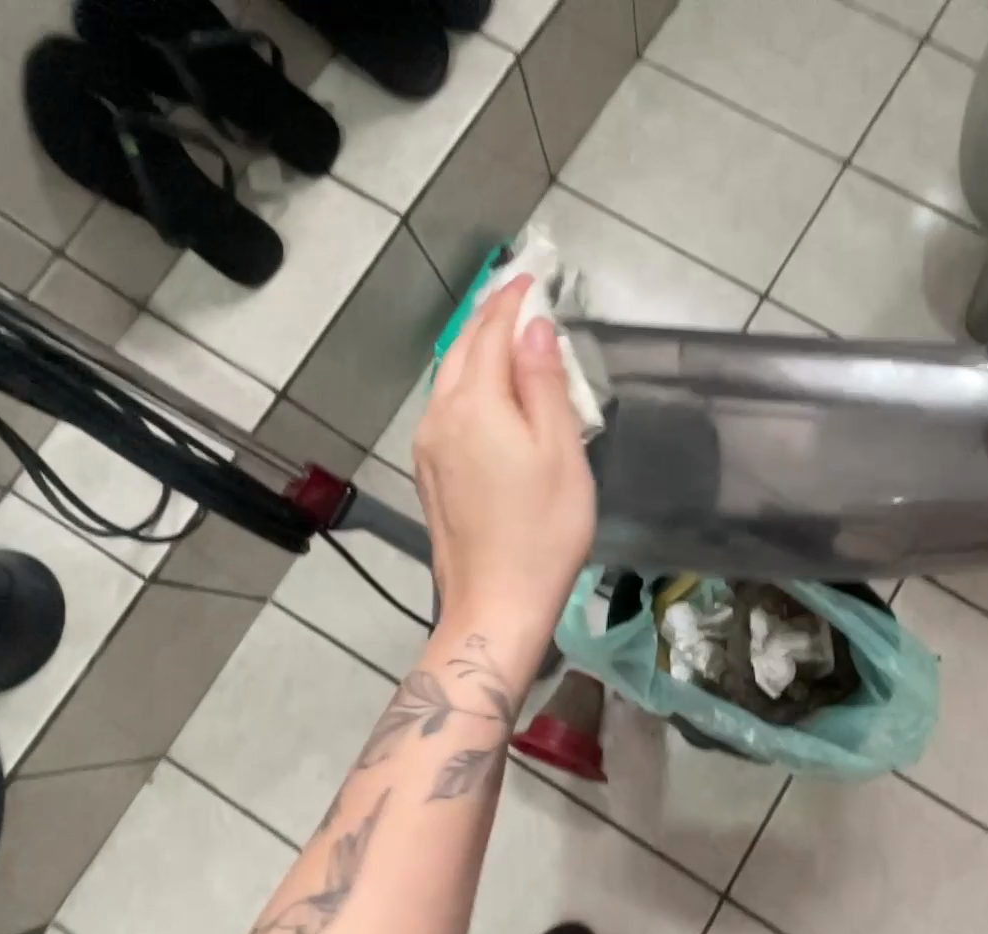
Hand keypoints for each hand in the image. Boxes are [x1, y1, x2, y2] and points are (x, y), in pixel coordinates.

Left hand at [414, 275, 595, 633]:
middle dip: (489, 319)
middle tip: (520, 299)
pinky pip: (445, 408)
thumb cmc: (544, 530)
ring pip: (448, 379)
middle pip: (461, 351)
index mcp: (475, 405)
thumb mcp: (560, 452)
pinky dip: (467, 384)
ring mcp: (427, 446)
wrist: (496, 602)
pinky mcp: (428, 472)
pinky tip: (486, 392)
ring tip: (506, 338)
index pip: (490, 333)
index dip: (511, 300)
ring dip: (475, 350)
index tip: (532, 277)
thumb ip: (543, 384)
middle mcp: (440, 416)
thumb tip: (533, 329)